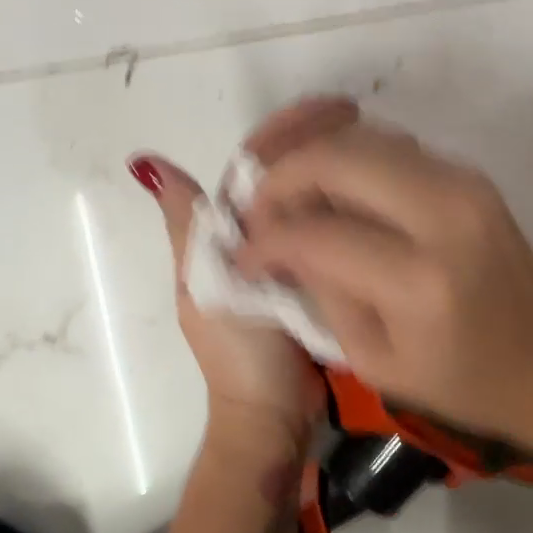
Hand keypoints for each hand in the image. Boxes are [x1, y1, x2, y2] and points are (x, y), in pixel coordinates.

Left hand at [129, 98, 359, 449]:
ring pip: (312, 212)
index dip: (291, 135)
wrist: (271, 420)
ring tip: (385, 156)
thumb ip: (189, 227)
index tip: (341, 111)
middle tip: (373, 128)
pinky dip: (352, 223)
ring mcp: (286, 271)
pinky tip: (380, 206)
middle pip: (287, 184)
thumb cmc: (238, 356)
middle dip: (324, 150)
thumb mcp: (206, 287)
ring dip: (342, 181)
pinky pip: (333, 247)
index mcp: (222, 238)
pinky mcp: (316, 294)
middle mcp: (253, 247)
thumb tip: (147, 165)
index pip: (256, 168)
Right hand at [236, 121, 532, 441]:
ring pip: (364, 139)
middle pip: (338, 157)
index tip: (241, 256)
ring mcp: (464, 185)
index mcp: (418, 282)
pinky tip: (327, 198)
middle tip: (255, 214)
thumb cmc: (463, 386)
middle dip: (281, 178)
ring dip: (312, 162)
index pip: (317, 234)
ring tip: (284, 204)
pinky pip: (391, 150)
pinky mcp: (470, 177)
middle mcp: (444, 216)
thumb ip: (326, 299)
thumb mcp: (378, 365)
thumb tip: (283, 250)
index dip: (266, 240)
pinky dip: (348, 164)